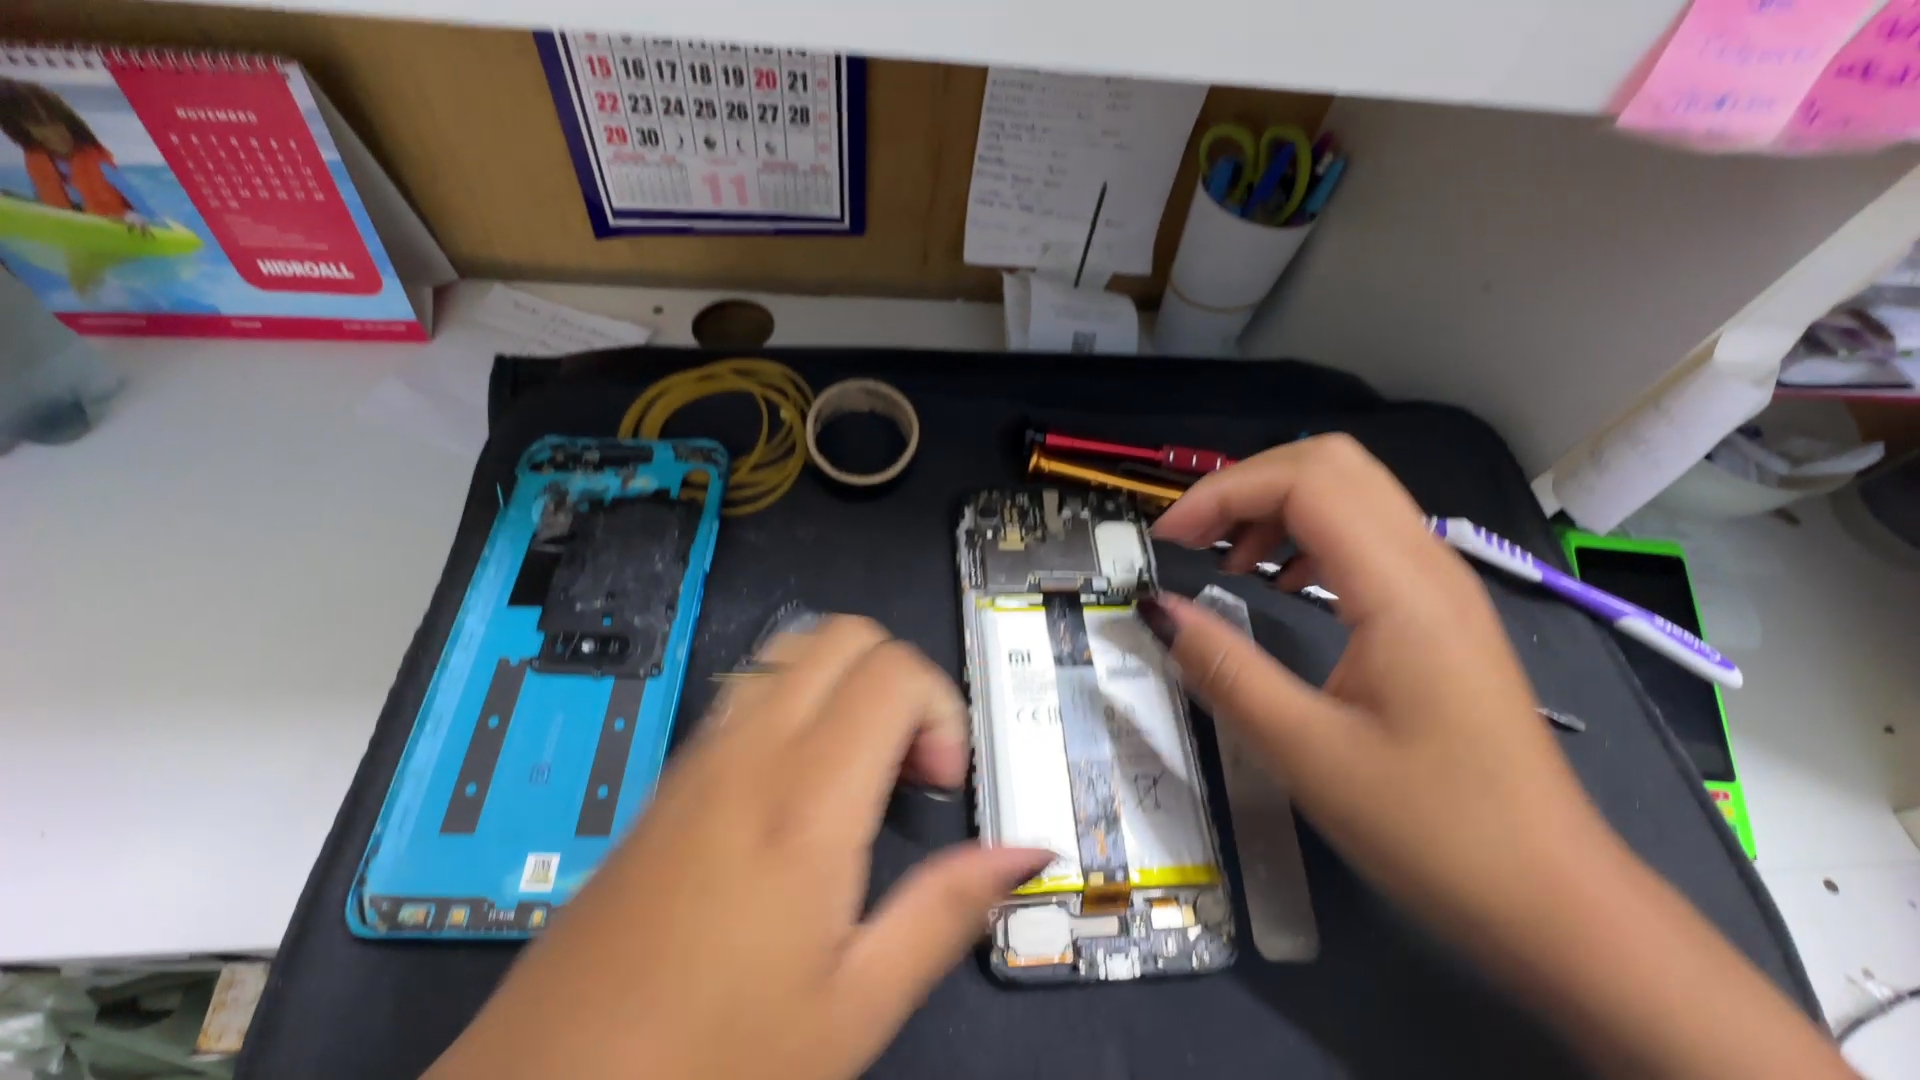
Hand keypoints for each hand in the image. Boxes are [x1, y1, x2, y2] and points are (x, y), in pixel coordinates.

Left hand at [428, 617, 1050, 1079]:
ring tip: (859, 777)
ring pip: (788, 652)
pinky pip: (745, 696)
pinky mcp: (667, 784)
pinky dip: (795, 707)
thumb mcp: (855, 1002)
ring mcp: (698, 762)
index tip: (942, 785)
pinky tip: (799, 798)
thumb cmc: (709, 1057)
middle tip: (909, 769)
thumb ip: (946, 910)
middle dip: (898, 679)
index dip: (942, 710)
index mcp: (805, 802)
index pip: (893, 672)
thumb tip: (1020, 855)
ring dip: (844, 686)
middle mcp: (747, 758)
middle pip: (841, 635)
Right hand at [1144, 434, 1850, 1078]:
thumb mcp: (1307, 752)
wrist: (1551, 896)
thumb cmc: (1431, 828)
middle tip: (1194, 540)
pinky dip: (1310, 538)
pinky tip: (1283, 588)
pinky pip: (1370, 537)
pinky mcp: (1444, 615)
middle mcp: (1430, 566)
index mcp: (1401, 588)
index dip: (1222, 494)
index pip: (1305, 481)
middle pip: (1333, 464)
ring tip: (1228, 563)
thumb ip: (1225, 669)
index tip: (1166, 543)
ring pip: (1354, 494)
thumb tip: (1156, 610)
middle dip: (1249, 485)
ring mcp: (1444, 587)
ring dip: (1279, 508)